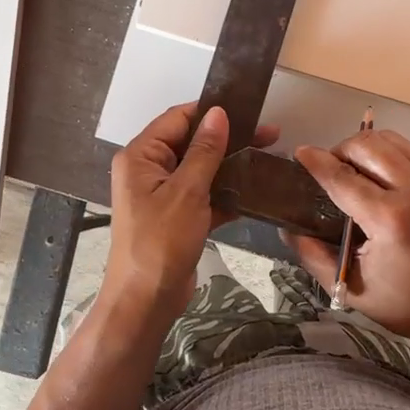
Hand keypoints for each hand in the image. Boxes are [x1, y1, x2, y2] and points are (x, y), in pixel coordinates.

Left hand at [106, 103, 276, 314]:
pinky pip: (204, 197)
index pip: (176, 120)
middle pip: (190, 144)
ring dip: (230, 167)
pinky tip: (255, 192)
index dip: (210, 112)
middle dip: (227, 139)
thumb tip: (218, 113)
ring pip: (201, 171)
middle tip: (269, 134)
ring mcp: (163, 196)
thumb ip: (204, 151)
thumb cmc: (161, 241)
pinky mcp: (177, 219)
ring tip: (268, 158)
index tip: (247, 110)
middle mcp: (149, 171)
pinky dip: (225, 195)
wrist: (147, 299)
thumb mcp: (186, 192)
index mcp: (140, 157)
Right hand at [288, 129, 409, 350]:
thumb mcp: (349, 287)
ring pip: (391, 140)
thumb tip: (287, 226)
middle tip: (329, 171)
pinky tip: (380, 180)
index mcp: (390, 220)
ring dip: (365, 149)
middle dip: (340, 151)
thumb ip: (313, 254)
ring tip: (353, 171)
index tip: (299, 154)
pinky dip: (388, 157)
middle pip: (368, 145)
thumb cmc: (404, 304)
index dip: (316, 162)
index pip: (343, 177)